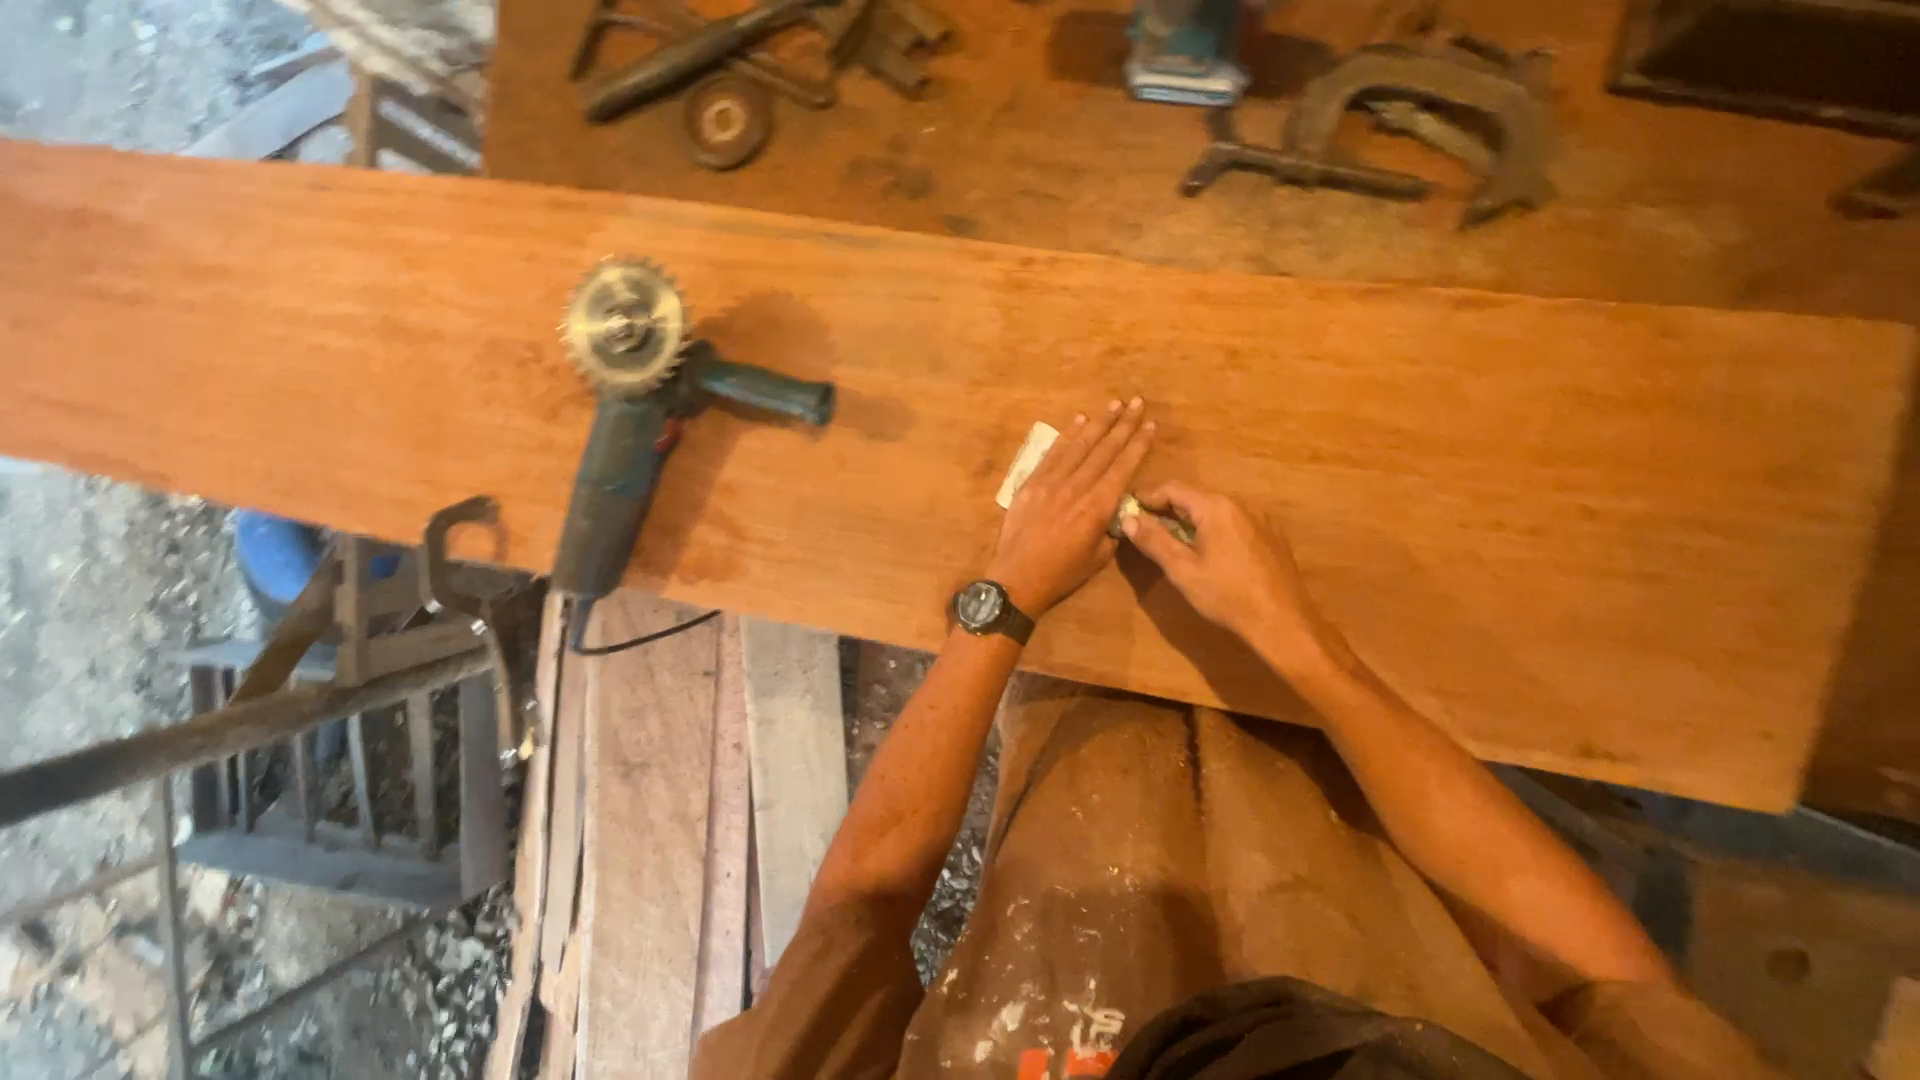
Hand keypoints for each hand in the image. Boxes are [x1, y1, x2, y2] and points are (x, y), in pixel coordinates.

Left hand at [986, 397, 1155, 615]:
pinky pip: (1053, 453)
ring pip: (1080, 445)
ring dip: (1099, 422)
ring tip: (1114, 404)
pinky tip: (1079, 420)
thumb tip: (1118, 513)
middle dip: (1123, 424)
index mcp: (1098, 506)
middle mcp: (1077, 487)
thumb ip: (1112, 531)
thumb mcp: (1098, 558)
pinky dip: (1067, 435)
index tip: (1151, 425)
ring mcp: (1051, 481)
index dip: (1139, 444)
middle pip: (1104, 449)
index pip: (1124, 467)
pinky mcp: (1031, 482)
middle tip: (1138, 402)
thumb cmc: (1061, 574)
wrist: (1016, 578)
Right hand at [1123, 482, 1332, 667]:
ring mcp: (1260, 519)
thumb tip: (1129, 518)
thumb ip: (1154, 540)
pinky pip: (1235, 523)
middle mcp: (1240, 504)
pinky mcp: (1271, 535)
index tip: (1131, 513)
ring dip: (1193, 521)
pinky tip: (1212, 554)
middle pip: (1196, 497)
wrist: (1282, 621)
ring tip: (1177, 544)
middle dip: (1169, 510)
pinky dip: (1215, 530)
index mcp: (1216, 507)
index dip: (1148, 498)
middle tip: (1148, 530)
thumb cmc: (1227, 595)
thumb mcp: (1182, 570)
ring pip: (1216, 510)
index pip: (1173, 488)